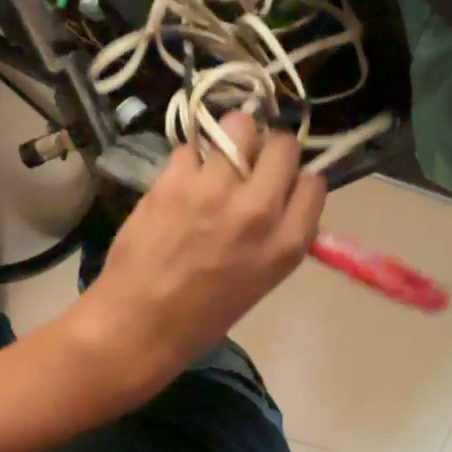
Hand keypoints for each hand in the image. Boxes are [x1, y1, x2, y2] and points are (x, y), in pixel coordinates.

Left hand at [66, 112, 325, 395]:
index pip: (313, 182)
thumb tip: (278, 198)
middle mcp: (258, 210)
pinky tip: (180, 183)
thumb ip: (278, 236)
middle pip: (283, 145)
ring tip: (215, 161)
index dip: (294, 180)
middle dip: (268, 149)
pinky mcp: (173, 182)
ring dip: (229, 140)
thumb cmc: (199, 317)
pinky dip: (188, 161)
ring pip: (238, 126)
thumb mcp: (260, 282)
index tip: (278, 186)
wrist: (138, 325)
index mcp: (286, 244)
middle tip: (247, 164)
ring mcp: (214, 191)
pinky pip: (190, 147)